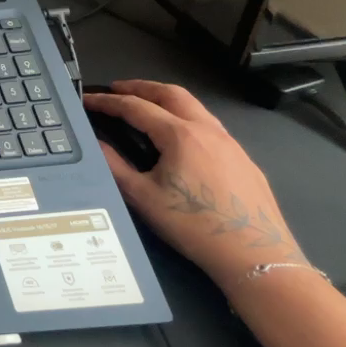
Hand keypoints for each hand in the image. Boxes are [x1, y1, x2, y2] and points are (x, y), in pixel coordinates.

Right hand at [84, 80, 306, 290]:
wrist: (258, 259)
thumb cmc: (194, 225)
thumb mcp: (141, 196)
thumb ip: (112, 164)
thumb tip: (95, 142)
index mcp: (181, 135)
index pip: (135, 106)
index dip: (107, 100)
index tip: (87, 99)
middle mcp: (209, 132)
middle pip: (172, 94)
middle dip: (140, 87)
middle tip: (117, 89)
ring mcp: (233, 146)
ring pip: (196, 108)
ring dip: (166, 101)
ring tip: (146, 108)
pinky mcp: (247, 163)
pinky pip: (211, 128)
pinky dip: (187, 120)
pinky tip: (179, 139)